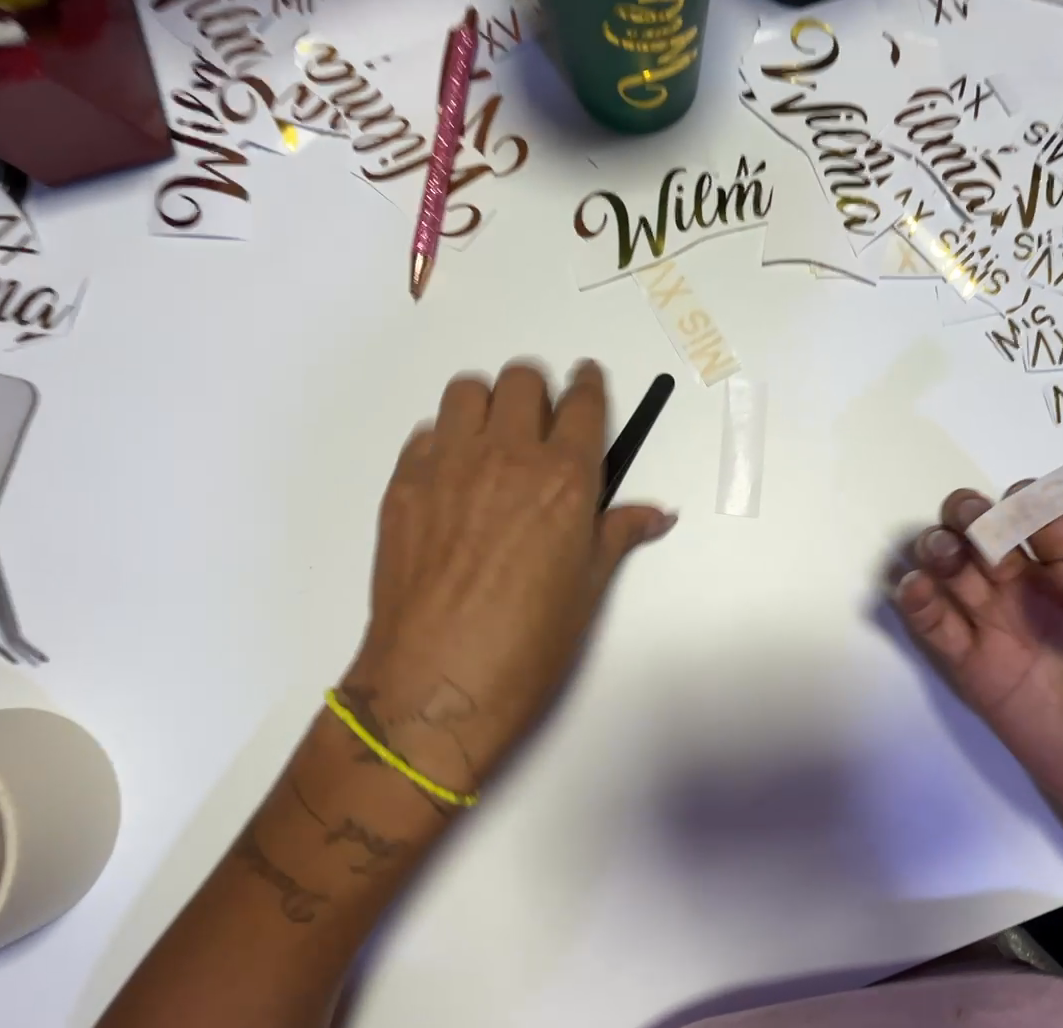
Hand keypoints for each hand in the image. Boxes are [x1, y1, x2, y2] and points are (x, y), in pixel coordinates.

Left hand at [338, 361, 674, 806]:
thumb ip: (619, 534)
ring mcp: (448, 465)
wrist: (436, 682)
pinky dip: (444, 440)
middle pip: (523, 379)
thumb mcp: (588, 588)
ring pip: (468, 390)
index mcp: (565, 478)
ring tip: (493, 439)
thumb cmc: (528, 643)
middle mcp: (508, 456)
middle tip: (541, 422)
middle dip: (539, 391)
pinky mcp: (403, 484)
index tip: (588, 380)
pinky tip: (452, 479)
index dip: (590, 384)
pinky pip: (426, 433)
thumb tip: (658, 514)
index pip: (584, 402)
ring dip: (488, 403)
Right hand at [892, 486, 1062, 863]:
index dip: (1030, 508)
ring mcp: (999, 628)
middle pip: (989, 533)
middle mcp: (1034, 591)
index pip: (1048, 521)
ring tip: (940, 554)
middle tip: (968, 523)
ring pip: (955, 570)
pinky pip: (936, 626)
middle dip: (972, 516)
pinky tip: (914, 590)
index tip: (1023, 515)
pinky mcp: (972, 668)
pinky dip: (917, 601)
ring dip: (939, 549)